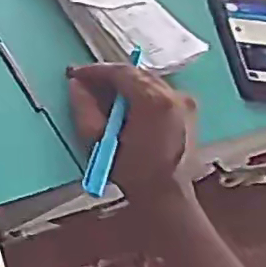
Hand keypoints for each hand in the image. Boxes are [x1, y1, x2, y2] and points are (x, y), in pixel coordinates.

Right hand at [67, 63, 198, 203]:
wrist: (166, 195)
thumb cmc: (131, 171)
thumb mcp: (99, 140)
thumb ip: (85, 108)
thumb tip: (76, 85)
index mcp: (153, 101)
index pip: (120, 72)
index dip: (94, 70)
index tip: (76, 74)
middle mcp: (174, 95)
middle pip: (136, 73)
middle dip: (110, 76)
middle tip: (87, 84)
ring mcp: (185, 102)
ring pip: (148, 81)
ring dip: (125, 85)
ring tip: (104, 95)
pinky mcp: (189, 111)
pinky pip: (159, 92)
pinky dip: (140, 94)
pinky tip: (126, 107)